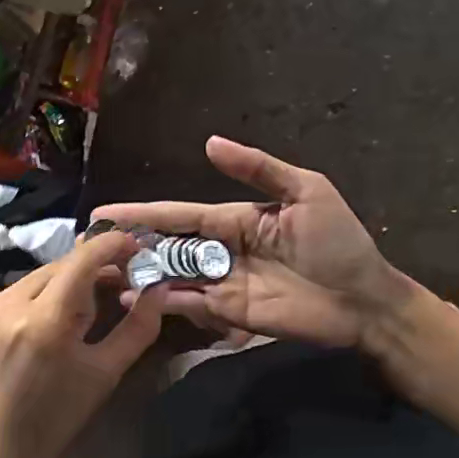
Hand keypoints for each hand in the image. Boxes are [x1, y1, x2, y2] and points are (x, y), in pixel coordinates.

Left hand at [0, 232, 164, 457]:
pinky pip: (20, 290)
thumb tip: (158, 288)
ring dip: (69, 279)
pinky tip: (57, 315)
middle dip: (94, 265)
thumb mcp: (105, 375)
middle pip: (62, 264)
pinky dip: (44, 293)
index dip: (112, 243)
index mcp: (45, 321)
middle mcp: (10, 303)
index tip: (137, 244)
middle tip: (123, 276)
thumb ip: (137, 327)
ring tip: (93, 298)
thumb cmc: (55, 421)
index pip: (83, 259)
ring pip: (41, 275)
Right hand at [93, 136, 416, 348]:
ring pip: (173, 277)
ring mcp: (224, 284)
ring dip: (142, 275)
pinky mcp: (232, 314)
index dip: (142, 214)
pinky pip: (192, 306)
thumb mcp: (306, 191)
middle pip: (168, 247)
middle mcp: (222, 251)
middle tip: (93, 249)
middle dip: (132, 245)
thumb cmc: (338, 241)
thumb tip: (209, 143)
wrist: (365, 299)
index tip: (104, 213)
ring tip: (106, 275)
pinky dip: (165, 302)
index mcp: (235, 219)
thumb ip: (258, 169)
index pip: (179, 215)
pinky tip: (138, 299)